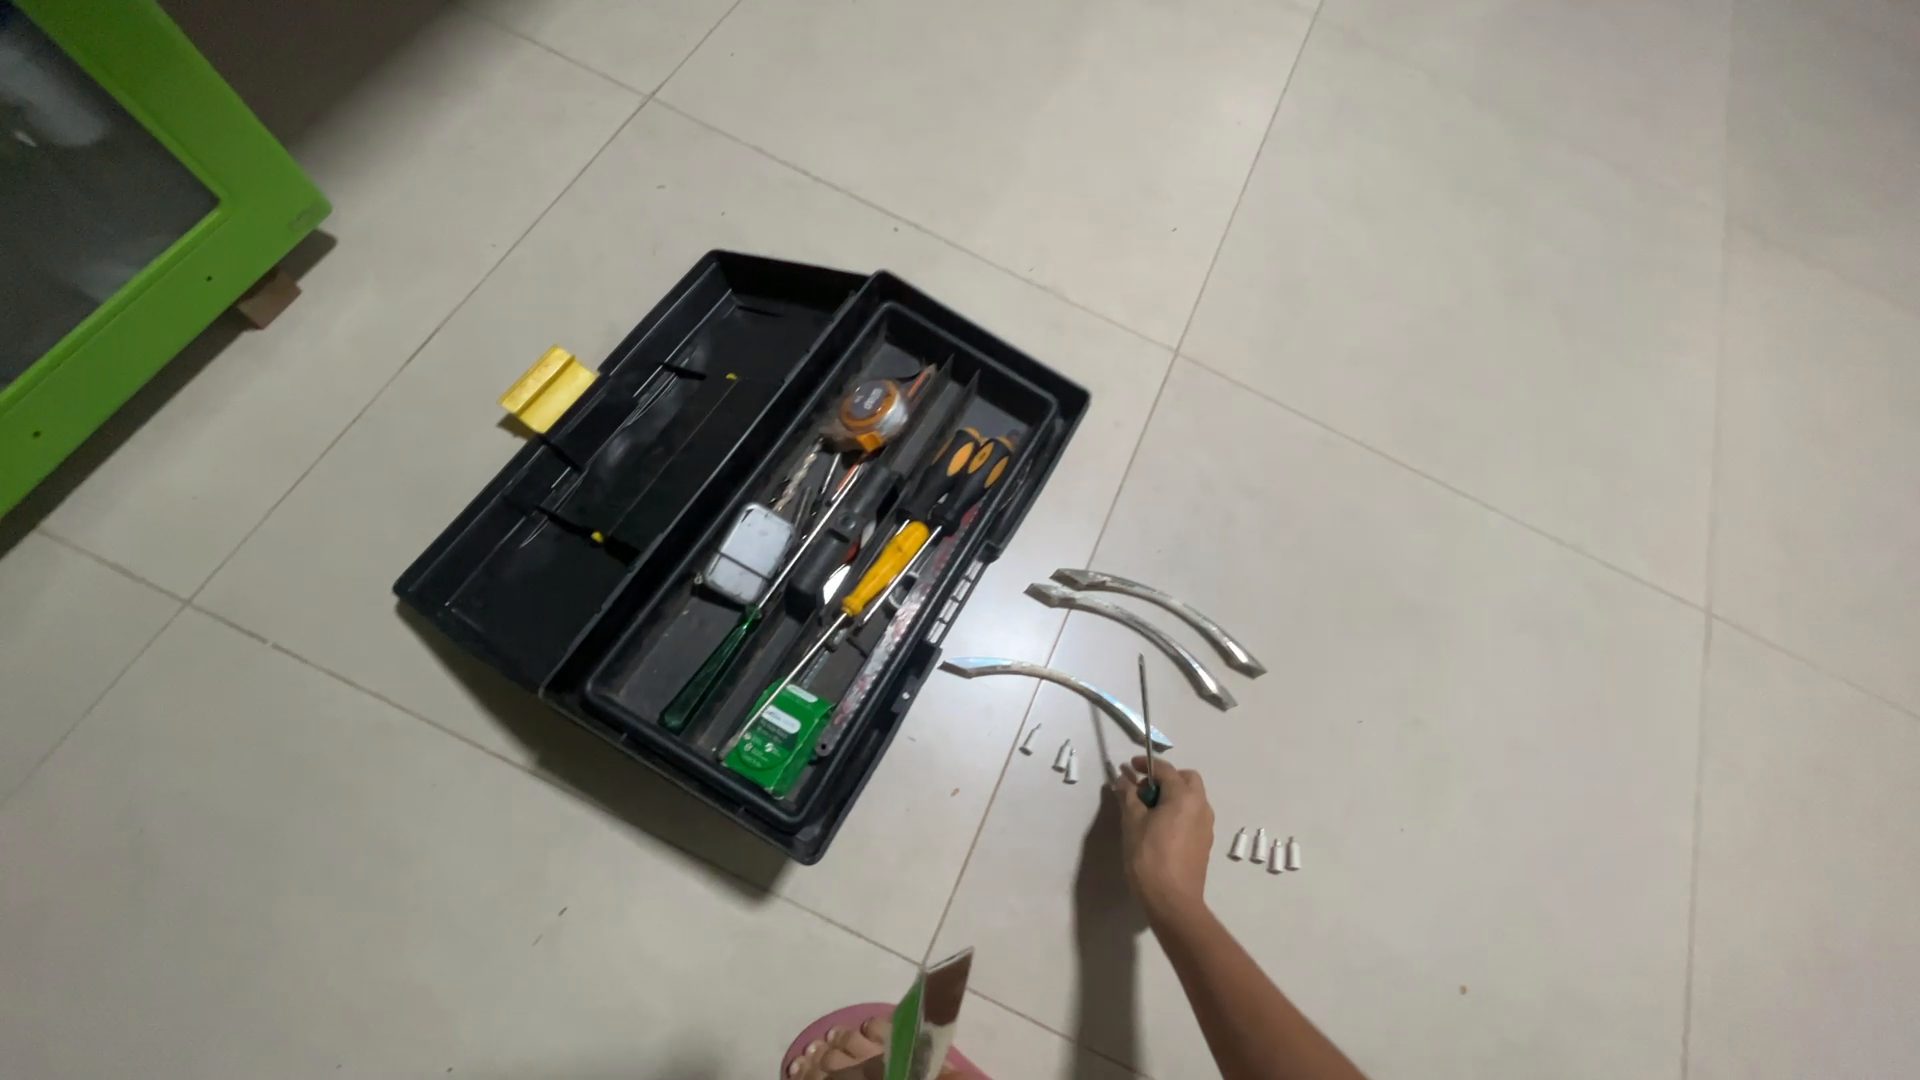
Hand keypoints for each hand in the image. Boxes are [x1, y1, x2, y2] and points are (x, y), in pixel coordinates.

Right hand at [1114, 755, 1213, 925]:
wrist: (1172, 901)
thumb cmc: (1149, 856)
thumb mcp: (1132, 822)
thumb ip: (1128, 795)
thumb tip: (1124, 779)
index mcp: (1184, 796)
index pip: (1165, 769)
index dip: (1145, 765)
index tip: (1128, 767)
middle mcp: (1201, 806)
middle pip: (1186, 779)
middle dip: (1165, 778)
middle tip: (1143, 791)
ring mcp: (1206, 825)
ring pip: (1192, 797)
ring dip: (1173, 795)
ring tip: (1149, 810)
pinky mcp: (1204, 842)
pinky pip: (1193, 815)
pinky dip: (1178, 811)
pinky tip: (1160, 828)